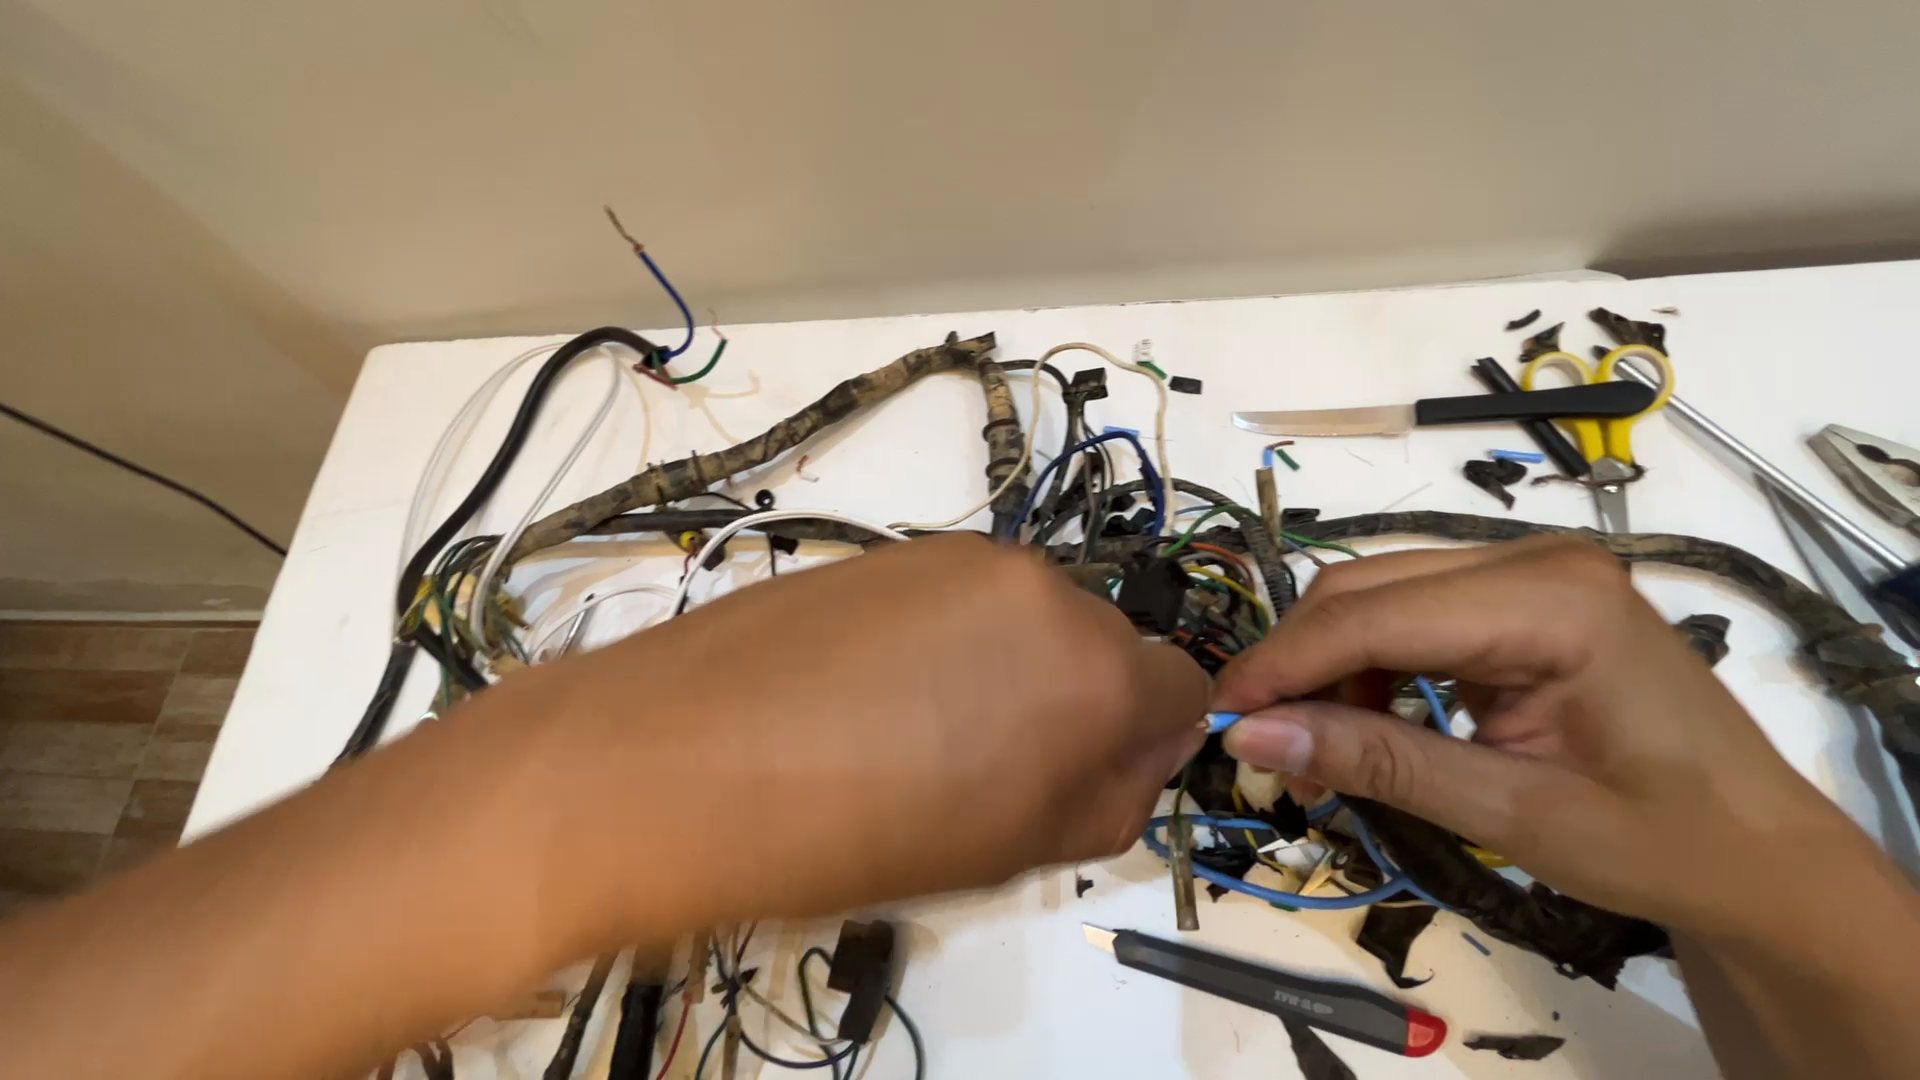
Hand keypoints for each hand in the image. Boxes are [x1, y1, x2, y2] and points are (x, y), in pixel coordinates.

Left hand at [511, 532, 1207, 943]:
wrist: (685, 756)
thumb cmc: (857, 834)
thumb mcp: (1014, 851)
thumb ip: (1112, 795)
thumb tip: (1144, 748)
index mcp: (1093, 672)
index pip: (1183, 688)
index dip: (1145, 740)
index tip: (1089, 771)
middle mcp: (1044, 591)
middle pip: (1107, 645)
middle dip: (1077, 700)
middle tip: (994, 759)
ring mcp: (969, 557)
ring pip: (1034, 617)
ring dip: (1013, 663)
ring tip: (924, 720)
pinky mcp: (906, 544)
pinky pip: (970, 594)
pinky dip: (956, 634)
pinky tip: (884, 681)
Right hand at [1210, 536, 1880, 937]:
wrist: (1760, 858)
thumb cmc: (1662, 842)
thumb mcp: (1510, 813)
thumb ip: (1375, 762)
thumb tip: (1250, 735)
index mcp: (1550, 601)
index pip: (1372, 616)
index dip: (1283, 665)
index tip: (1221, 717)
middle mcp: (1529, 562)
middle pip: (1360, 592)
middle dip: (1295, 667)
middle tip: (1259, 743)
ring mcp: (1520, 573)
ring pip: (1369, 601)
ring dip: (1322, 672)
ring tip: (1308, 752)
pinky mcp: (1508, 599)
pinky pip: (1400, 617)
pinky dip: (1358, 671)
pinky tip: (1354, 725)